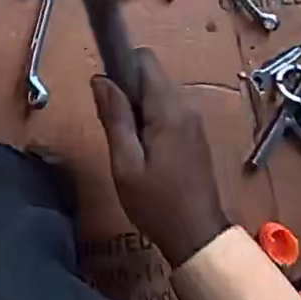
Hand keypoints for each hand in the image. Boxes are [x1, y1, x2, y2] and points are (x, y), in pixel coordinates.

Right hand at [91, 49, 229, 265]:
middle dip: (125, 89)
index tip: (106, 91)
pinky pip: (166, 108)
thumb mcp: (125, 163)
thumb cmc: (158, 203)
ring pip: (156, 91)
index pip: (144, 58)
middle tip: (112, 123)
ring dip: (136, 104)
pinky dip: (149, 116)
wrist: (200, 240)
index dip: (120, 64)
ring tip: (126, 141)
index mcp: (168, 109)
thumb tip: (100, 79)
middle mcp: (185, 106)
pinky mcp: (194, 133)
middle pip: (149, 74)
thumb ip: (114, 116)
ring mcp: (193, 120)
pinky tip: (142, 148)